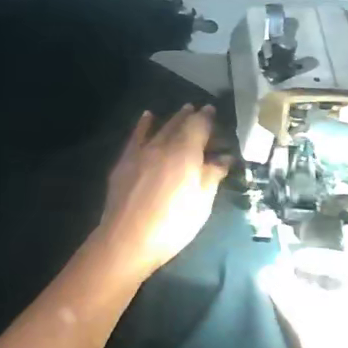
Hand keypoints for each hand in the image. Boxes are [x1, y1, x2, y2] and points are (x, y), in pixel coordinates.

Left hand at [91, 106, 227, 279]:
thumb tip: (223, 158)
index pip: (198, 126)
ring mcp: (140, 152)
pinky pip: (136, 136)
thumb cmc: (172, 225)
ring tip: (182, 110)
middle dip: (190, 116)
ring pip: (159, 128)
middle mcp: (162, 146)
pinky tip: (147, 116)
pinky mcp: (124, 161)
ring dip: (172, 119)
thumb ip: (211, 176)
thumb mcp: (201, 204)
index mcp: (185, 154)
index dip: (207, 117)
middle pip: (178, 125)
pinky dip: (144, 125)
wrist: (127, 238)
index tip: (212, 110)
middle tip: (199, 109)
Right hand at [257, 262, 347, 347]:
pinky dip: (290, 323)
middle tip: (273, 273)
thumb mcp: (318, 341)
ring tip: (265, 292)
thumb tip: (268, 271)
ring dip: (295, 301)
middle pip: (337, 292)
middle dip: (305, 279)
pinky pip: (309, 335)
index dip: (330, 260)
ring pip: (321, 313)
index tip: (296, 259)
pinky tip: (267, 320)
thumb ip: (293, 302)